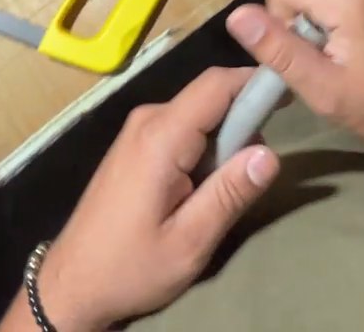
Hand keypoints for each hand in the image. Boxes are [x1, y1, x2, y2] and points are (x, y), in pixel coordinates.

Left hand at [33, 68, 280, 330]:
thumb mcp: (190, 242)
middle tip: (263, 161)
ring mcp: (139, 128)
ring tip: (234, 182)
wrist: (72, 284)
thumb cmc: (130, 266)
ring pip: (198, 112)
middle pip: (209, 95)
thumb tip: (272, 153)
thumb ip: (230, 194)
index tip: (291, 91)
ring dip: (225, 135)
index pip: (216, 84)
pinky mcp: (137, 142)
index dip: (254, 80)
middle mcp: (149, 118)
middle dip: (244, 117)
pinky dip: (205, 143)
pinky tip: (207, 183)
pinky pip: (182, 125)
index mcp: (161, 136)